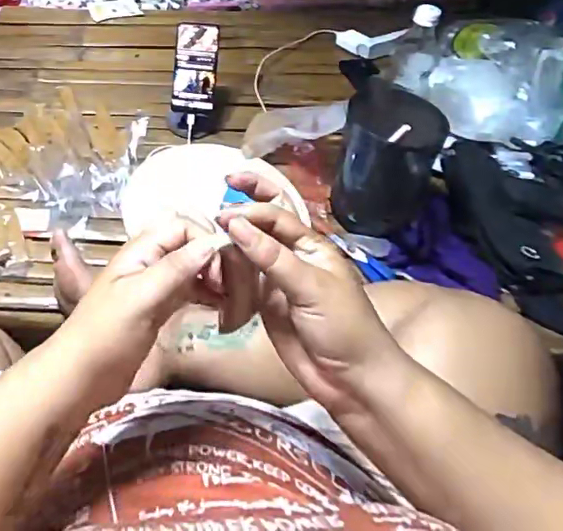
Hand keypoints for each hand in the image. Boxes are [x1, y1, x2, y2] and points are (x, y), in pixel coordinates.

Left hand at [53, 219, 223, 401]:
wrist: (80, 379)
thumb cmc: (106, 335)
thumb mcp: (142, 298)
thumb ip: (176, 268)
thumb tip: (214, 242)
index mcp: (142, 248)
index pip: (184, 225)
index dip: (207, 241)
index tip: (221, 272)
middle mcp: (151, 259)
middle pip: (192, 242)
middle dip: (216, 257)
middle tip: (230, 288)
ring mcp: (157, 283)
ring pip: (195, 265)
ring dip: (216, 276)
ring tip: (231, 300)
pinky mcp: (162, 306)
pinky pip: (192, 288)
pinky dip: (210, 293)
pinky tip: (222, 309)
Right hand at [217, 172, 405, 413]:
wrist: (353, 383)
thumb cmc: (344, 327)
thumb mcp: (310, 287)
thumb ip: (271, 255)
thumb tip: (234, 222)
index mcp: (311, 243)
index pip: (277, 214)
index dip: (252, 207)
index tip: (224, 214)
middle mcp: (292, 254)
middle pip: (266, 219)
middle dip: (248, 198)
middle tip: (225, 180)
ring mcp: (277, 278)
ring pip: (249, 248)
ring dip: (232, 238)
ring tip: (209, 236)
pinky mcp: (266, 302)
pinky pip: (242, 278)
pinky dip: (227, 270)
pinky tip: (212, 265)